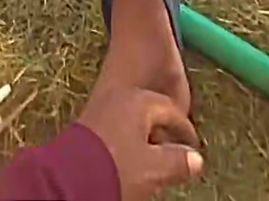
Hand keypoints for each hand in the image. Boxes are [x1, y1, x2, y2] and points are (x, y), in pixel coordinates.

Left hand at [76, 88, 202, 199]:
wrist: (72, 173)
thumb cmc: (118, 166)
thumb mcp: (153, 168)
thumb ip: (177, 161)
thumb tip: (196, 158)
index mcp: (138, 100)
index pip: (170, 108)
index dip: (185, 129)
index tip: (195, 148)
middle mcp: (120, 95)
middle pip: (150, 109)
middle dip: (165, 129)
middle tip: (177, 151)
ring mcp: (102, 104)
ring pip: (133, 116)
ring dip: (147, 133)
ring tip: (156, 156)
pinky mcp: (90, 118)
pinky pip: (119, 121)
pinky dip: (131, 135)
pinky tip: (132, 153)